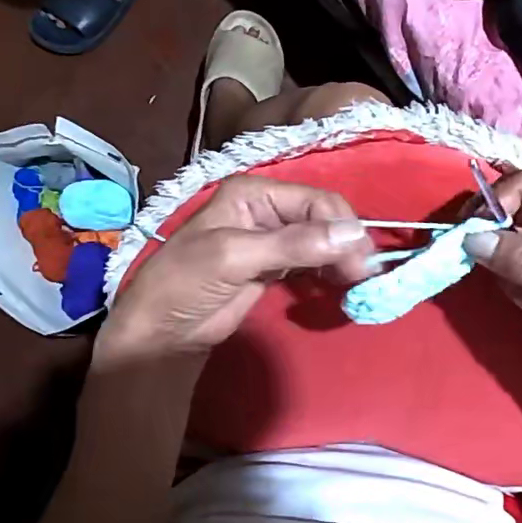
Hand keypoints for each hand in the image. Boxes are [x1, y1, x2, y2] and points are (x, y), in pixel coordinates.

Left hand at [102, 174, 374, 360]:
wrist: (158, 329)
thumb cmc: (186, 283)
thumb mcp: (235, 256)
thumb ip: (294, 244)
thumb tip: (353, 234)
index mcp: (254, 193)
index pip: (315, 201)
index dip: (343, 228)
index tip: (360, 263)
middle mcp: (266, 210)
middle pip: (323, 219)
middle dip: (346, 244)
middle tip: (363, 277)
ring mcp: (271, 239)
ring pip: (322, 241)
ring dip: (341, 259)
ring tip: (357, 284)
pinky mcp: (274, 267)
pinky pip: (312, 262)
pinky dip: (328, 272)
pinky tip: (340, 286)